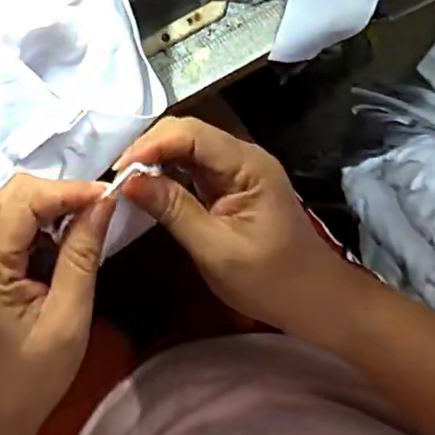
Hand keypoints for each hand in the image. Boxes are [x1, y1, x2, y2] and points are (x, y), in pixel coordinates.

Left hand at [0, 175, 115, 434]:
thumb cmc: (29, 380)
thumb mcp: (67, 318)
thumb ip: (83, 252)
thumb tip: (104, 200)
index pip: (28, 197)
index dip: (71, 190)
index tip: (111, 195)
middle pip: (17, 192)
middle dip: (62, 194)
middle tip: (101, 211)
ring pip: (15, 203)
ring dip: (53, 208)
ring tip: (86, 230)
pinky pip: (13, 224)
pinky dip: (42, 225)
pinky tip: (64, 247)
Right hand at [117, 117, 355, 337]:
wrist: (317, 302)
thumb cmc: (272, 281)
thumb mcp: (217, 250)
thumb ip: (173, 210)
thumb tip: (128, 181)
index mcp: (247, 164)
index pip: (191, 134)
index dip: (152, 145)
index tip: (120, 171)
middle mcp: (242, 155)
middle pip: (186, 132)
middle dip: (149, 148)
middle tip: (117, 176)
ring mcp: (236, 167)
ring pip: (186, 145)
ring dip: (154, 158)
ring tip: (125, 180)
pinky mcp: (228, 182)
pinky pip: (191, 164)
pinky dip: (166, 171)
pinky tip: (147, 185)